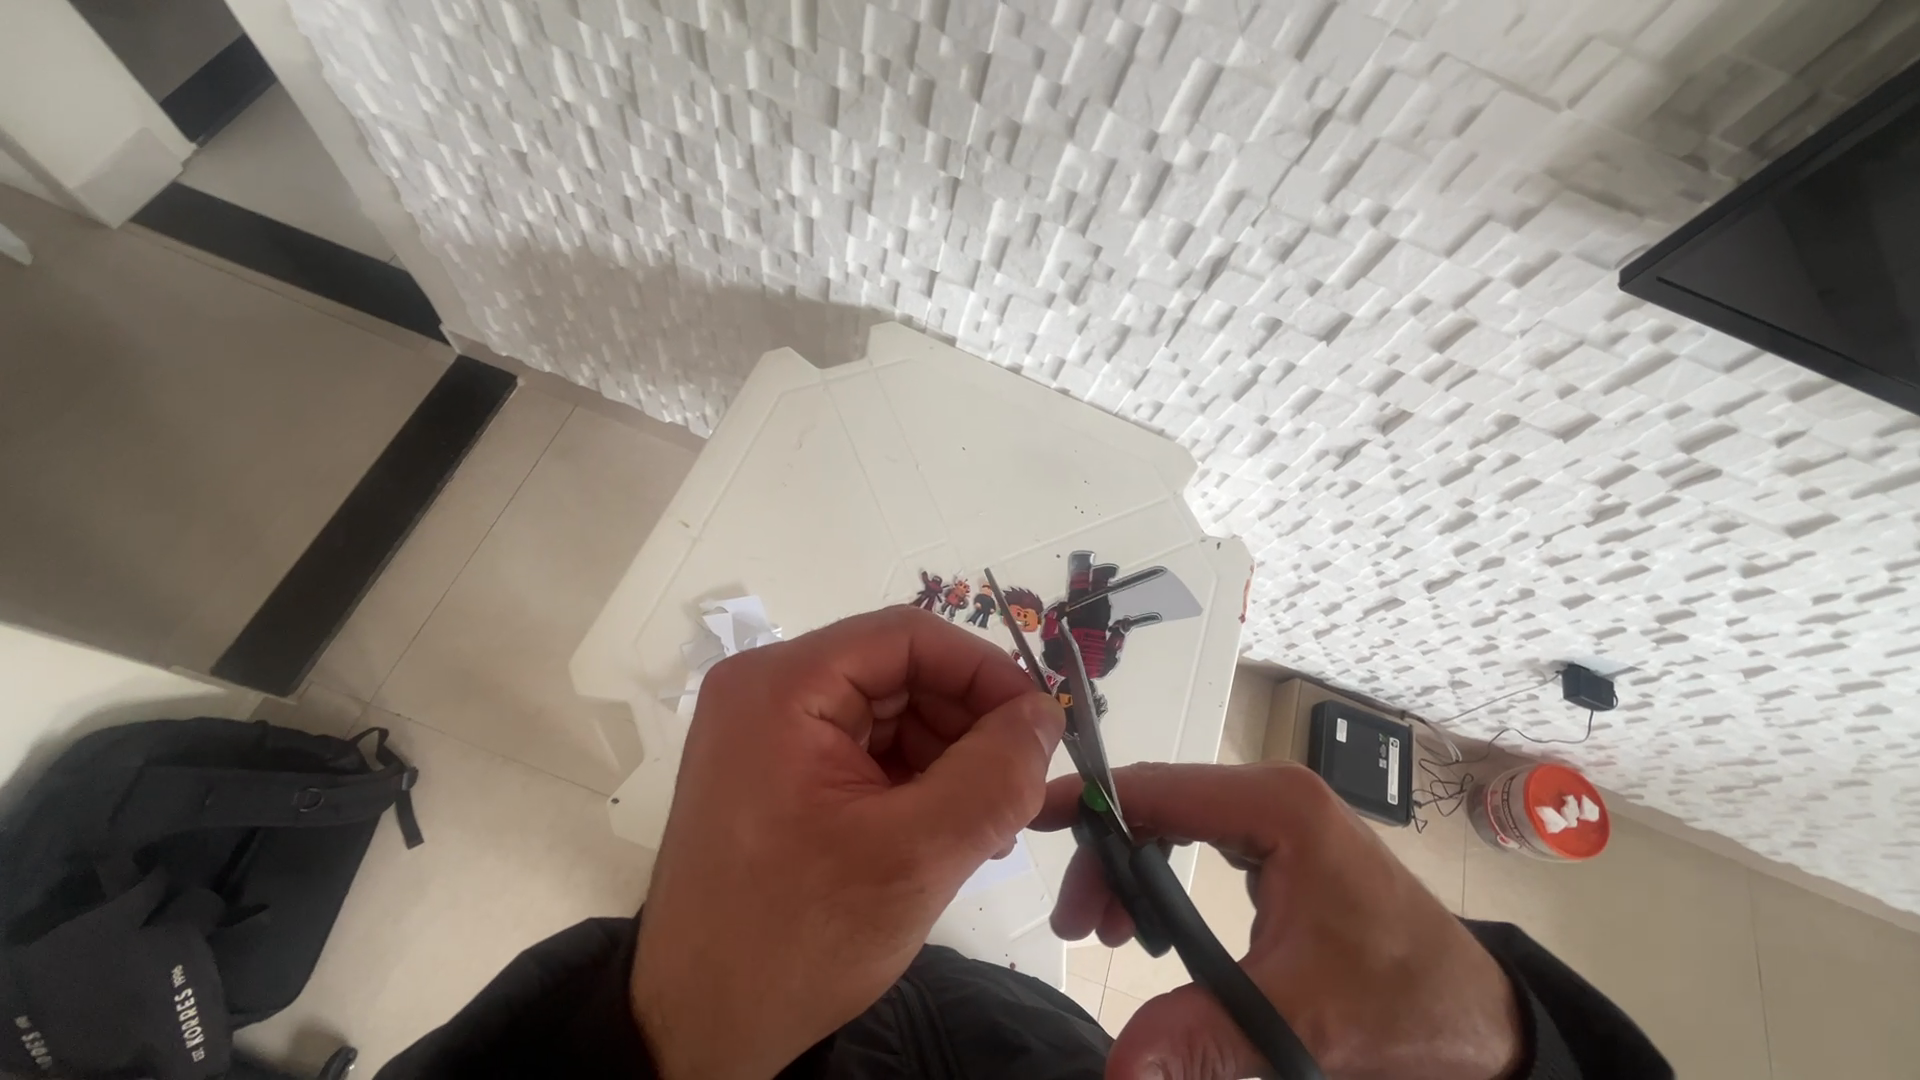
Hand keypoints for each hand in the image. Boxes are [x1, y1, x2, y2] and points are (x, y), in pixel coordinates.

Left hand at [631, 607, 1064, 1078]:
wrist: (697, 1028)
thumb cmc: (796, 940)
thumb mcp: (916, 855)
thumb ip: (995, 775)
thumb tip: (1045, 712)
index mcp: (782, 686)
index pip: (907, 637)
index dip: (983, 670)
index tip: (1038, 723)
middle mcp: (768, 690)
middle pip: (899, 673)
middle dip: (968, 725)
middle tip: (1018, 786)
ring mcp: (770, 731)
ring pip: (891, 712)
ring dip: (949, 758)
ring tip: (986, 824)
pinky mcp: (779, 770)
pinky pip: (867, 749)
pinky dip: (917, 780)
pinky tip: (946, 830)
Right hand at [1035, 763, 1522, 1079]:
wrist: (1483, 1022)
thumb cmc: (1404, 1005)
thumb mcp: (1301, 1021)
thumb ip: (1203, 1038)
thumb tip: (1118, 1071)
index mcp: (1277, 808)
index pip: (1160, 789)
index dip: (1092, 801)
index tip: (1033, 818)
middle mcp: (1272, 794)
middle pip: (1159, 803)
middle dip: (1108, 856)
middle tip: (1078, 925)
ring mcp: (1277, 814)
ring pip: (1173, 820)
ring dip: (1131, 869)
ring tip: (1105, 931)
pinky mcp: (1280, 840)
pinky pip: (1197, 838)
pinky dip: (1161, 873)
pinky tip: (1148, 922)